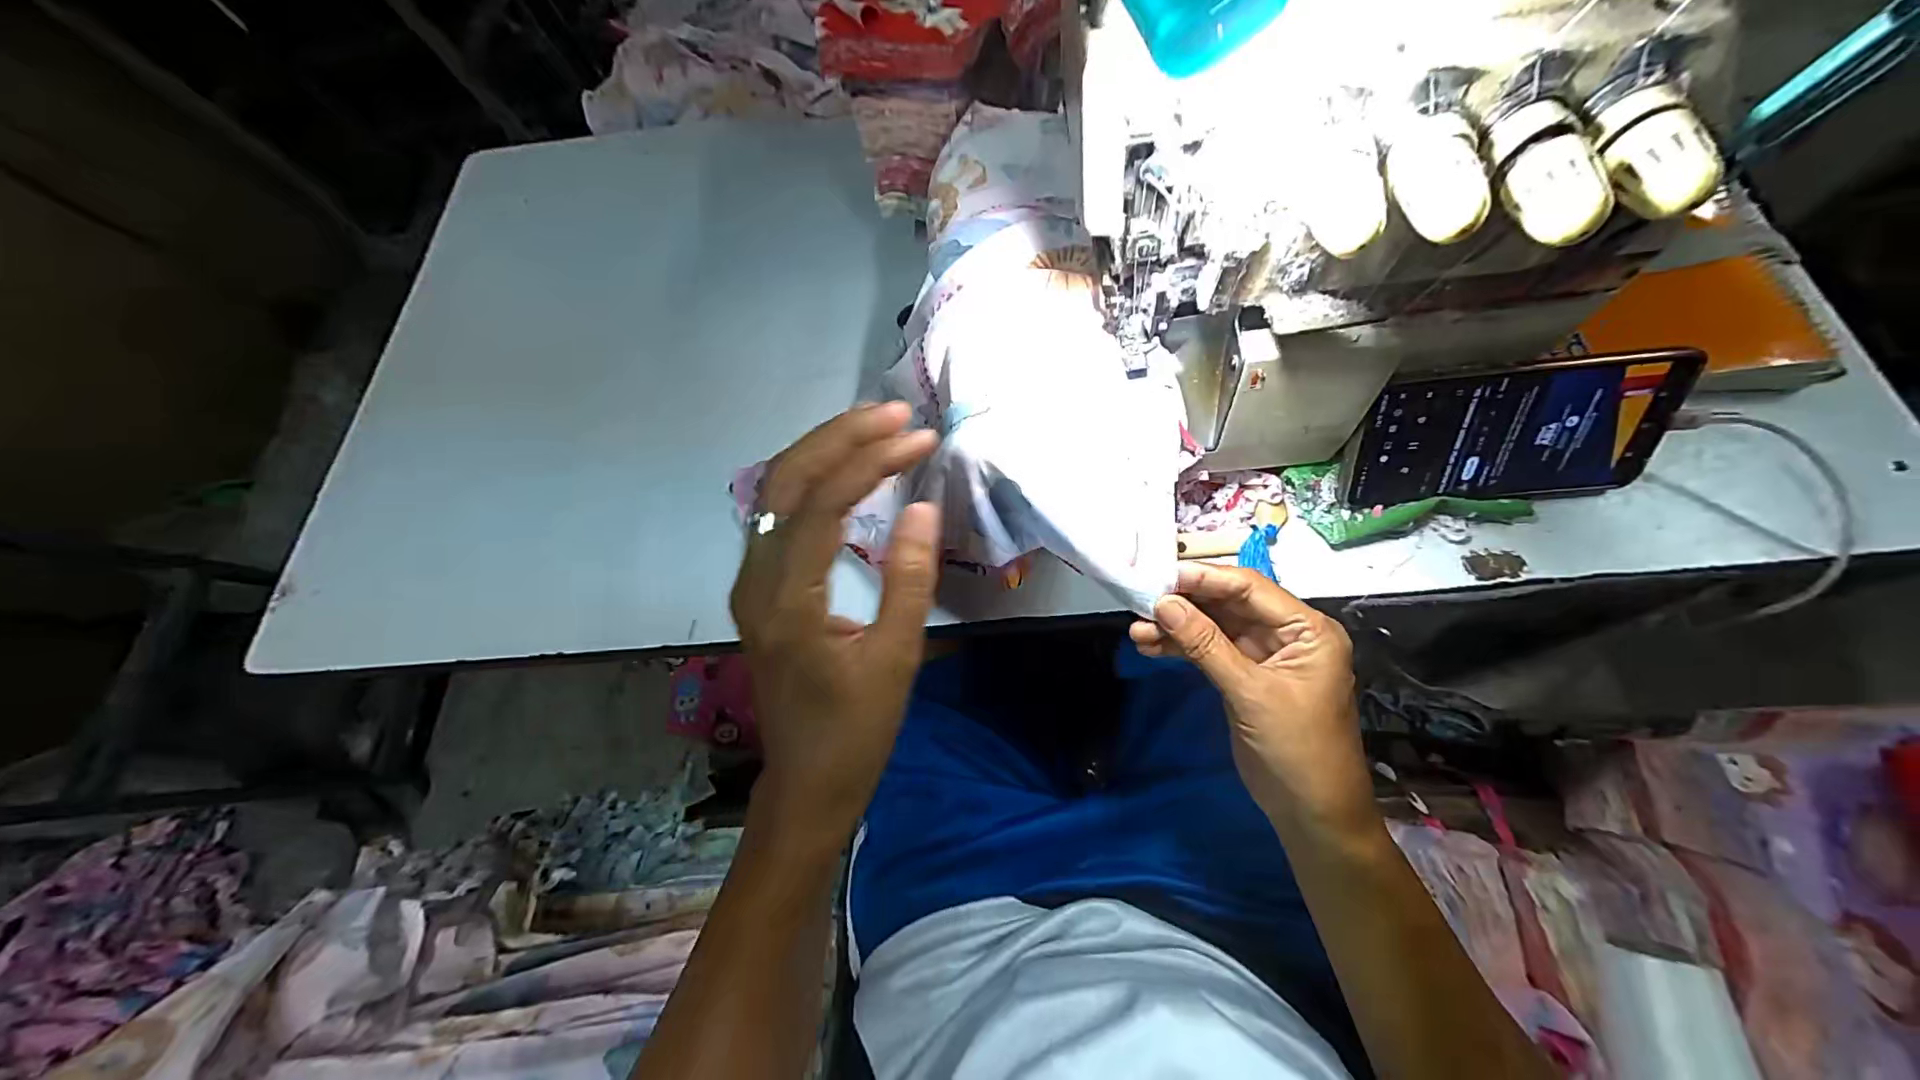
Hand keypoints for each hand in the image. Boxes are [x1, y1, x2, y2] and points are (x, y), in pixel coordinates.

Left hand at [730, 402, 941, 842]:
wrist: (806, 782)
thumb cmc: (856, 731)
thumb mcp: (895, 659)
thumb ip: (908, 580)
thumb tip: (922, 508)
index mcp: (787, 602)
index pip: (823, 505)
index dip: (872, 462)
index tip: (919, 438)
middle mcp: (755, 582)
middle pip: (785, 482)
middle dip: (840, 438)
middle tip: (895, 414)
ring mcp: (750, 584)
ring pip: (775, 493)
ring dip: (823, 452)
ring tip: (875, 427)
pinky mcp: (759, 589)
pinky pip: (779, 516)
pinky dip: (813, 481)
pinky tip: (847, 471)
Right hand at [1129, 564, 1373, 838]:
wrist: (1312, 813)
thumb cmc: (1296, 750)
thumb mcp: (1250, 693)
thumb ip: (1205, 644)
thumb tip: (1164, 604)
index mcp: (1306, 629)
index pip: (1250, 588)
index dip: (1205, 579)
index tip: (1161, 576)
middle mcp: (1286, 634)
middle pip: (1228, 604)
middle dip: (1185, 604)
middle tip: (1141, 602)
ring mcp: (1264, 655)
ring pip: (1214, 627)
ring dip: (1177, 627)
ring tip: (1137, 630)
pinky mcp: (1244, 676)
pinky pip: (1209, 650)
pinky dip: (1181, 648)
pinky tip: (1150, 646)